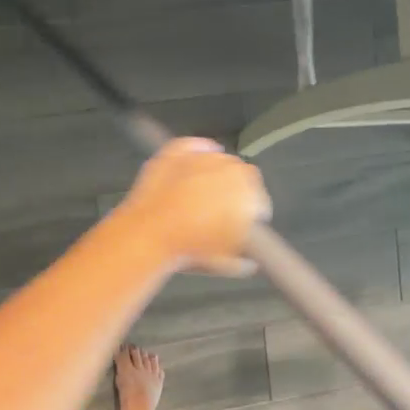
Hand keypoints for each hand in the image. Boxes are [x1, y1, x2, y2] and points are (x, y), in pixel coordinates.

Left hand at [113, 138, 270, 276]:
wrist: (150, 235)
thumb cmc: (192, 250)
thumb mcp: (228, 264)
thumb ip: (246, 257)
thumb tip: (248, 259)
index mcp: (251, 193)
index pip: (259, 200)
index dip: (249, 214)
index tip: (239, 225)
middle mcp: (233, 168)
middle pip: (241, 177)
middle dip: (233, 193)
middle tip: (217, 212)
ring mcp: (204, 156)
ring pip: (219, 160)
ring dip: (214, 174)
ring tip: (200, 194)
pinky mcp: (178, 150)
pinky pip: (194, 145)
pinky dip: (196, 152)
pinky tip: (192, 165)